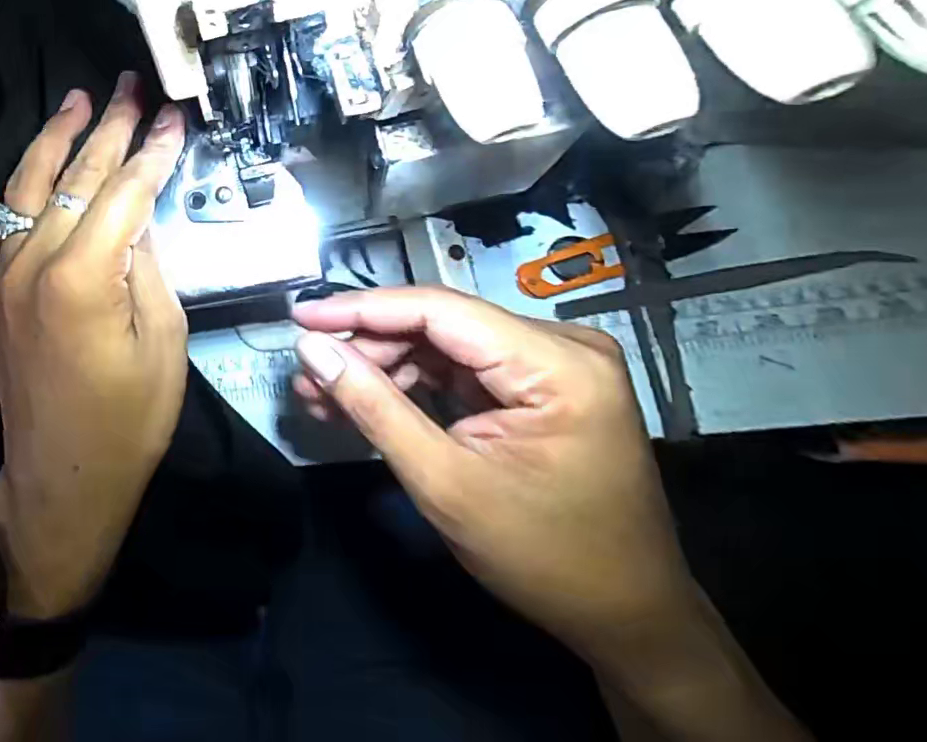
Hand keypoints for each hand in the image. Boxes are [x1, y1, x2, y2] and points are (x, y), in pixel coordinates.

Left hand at [0, 72, 188, 618]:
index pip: (123, 193)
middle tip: (131, 87)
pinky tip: (51, 159)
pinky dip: (35, 179)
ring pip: (30, 187)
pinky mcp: (0, 290)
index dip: (153, 153)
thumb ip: (149, 266)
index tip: (174, 117)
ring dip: (58, 139)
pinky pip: (15, 217)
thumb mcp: (165, 340)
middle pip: (74, 177)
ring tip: (81, 100)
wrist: (62, 478)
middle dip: (108, 129)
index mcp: (83, 277)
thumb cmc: (130, 419)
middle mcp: (34, 264)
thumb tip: (140, 216)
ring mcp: (8, 275)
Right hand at [288, 286, 697, 666]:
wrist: (625, 617)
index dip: (363, 309)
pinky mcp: (541, 383)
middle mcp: (563, 345)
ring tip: (325, 393)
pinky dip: (416, 384)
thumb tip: (313, 349)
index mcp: (558, 362)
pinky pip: (464, 369)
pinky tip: (369, 400)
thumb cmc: (544, 559)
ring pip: (446, 345)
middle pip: (442, 325)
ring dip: (386, 368)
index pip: (440, 309)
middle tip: (310, 375)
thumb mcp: (446, 484)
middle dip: (370, 349)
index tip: (302, 316)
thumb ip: (375, 407)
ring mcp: (555, 362)